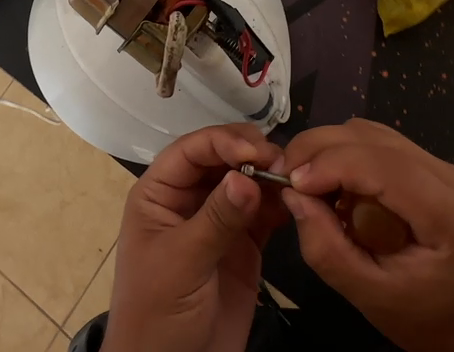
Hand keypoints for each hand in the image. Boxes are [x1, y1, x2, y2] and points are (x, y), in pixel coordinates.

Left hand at [103, 124, 287, 351]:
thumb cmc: (158, 312)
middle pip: (220, 159)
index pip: (191, 150)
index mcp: (159, 192)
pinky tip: (295, 200)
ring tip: (295, 177)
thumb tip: (247, 177)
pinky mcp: (242, 245)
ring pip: (244, 182)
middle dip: (250, 153)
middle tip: (283, 161)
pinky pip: (262, 213)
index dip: (223, 141)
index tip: (257, 149)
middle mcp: (188, 198)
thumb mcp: (182, 262)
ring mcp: (216, 221)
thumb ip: (216, 219)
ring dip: (268, 175)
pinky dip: (279, 204)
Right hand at [281, 119, 453, 351]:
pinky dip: (344, 152)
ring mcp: (442, 166)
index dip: (333, 164)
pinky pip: (376, 141)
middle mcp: (451, 179)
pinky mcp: (428, 164)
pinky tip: (331, 179)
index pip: (385, 166)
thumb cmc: (418, 317)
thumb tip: (292, 194)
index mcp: (451, 217)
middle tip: (284, 175)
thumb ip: (327, 249)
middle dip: (320, 149)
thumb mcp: (369, 296)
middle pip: (373, 139)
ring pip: (371, 132)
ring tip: (305, 179)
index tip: (291, 182)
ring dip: (329, 148)